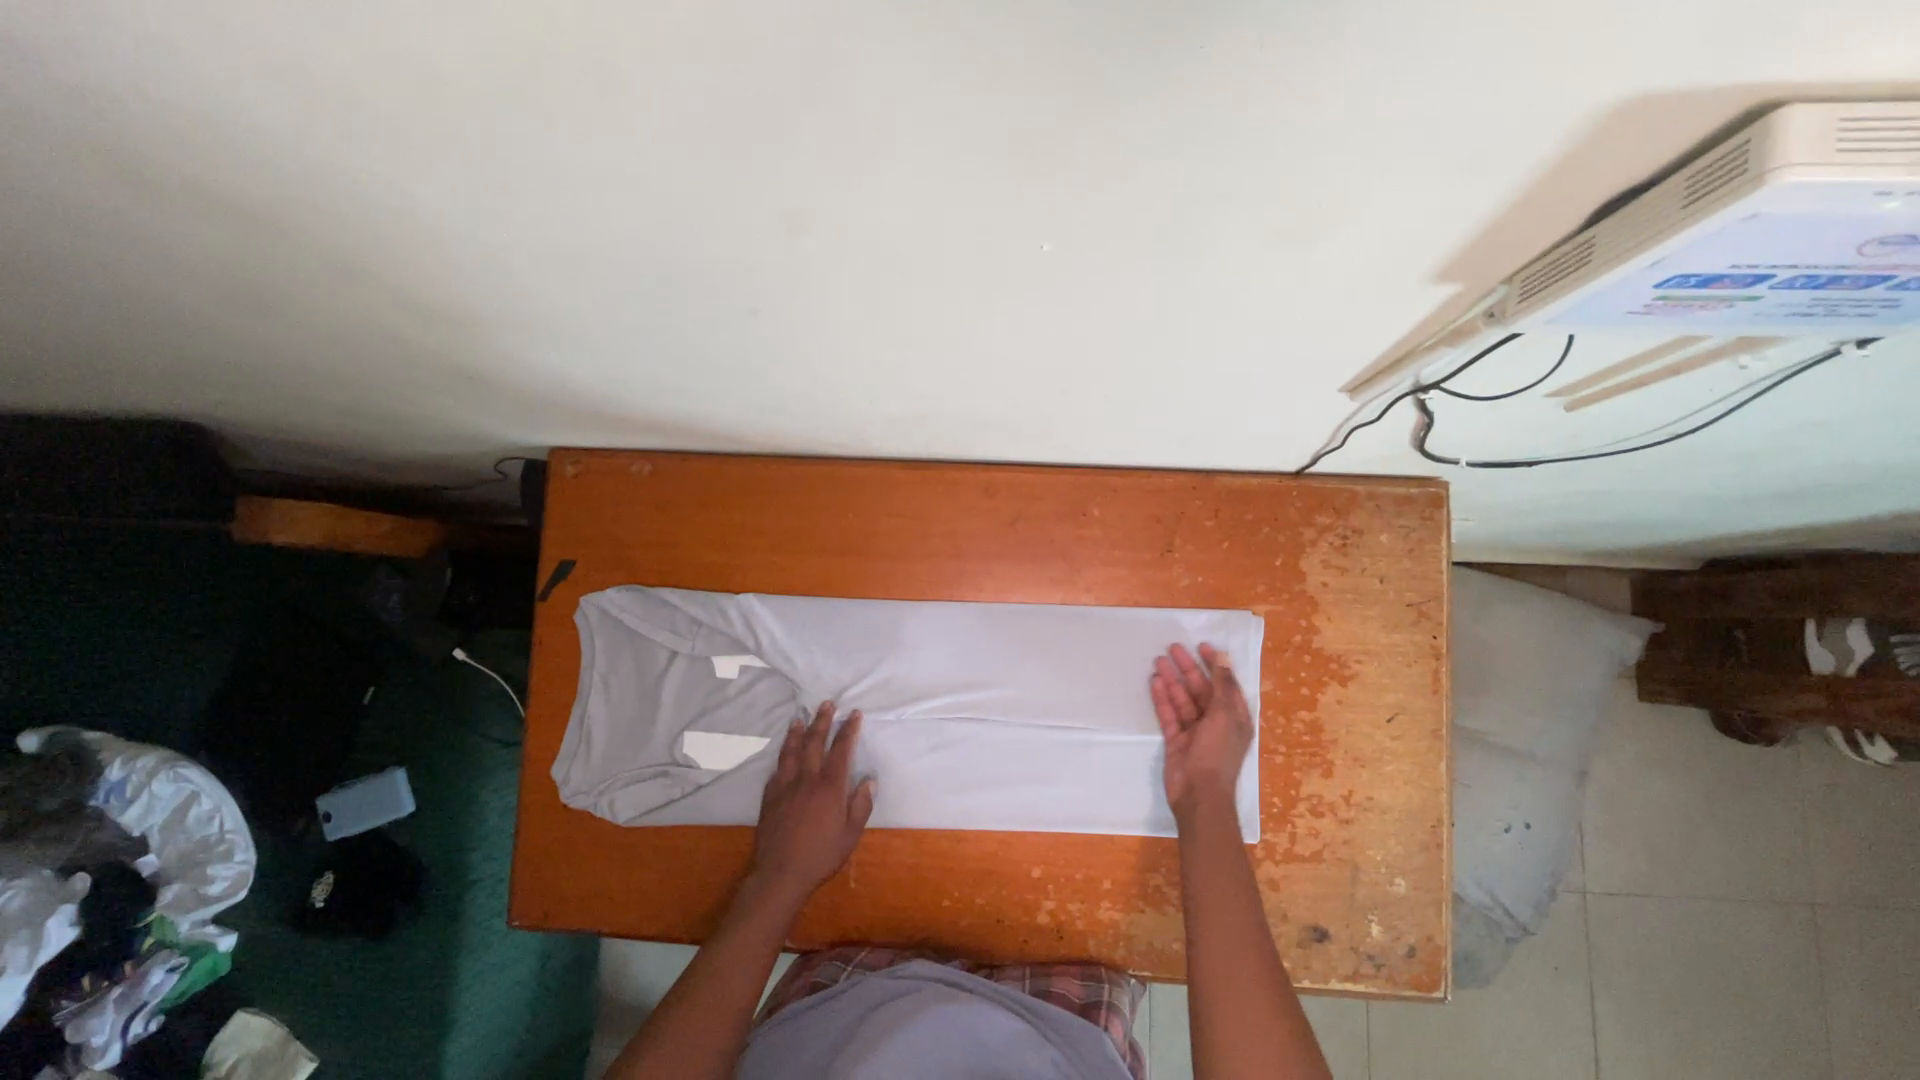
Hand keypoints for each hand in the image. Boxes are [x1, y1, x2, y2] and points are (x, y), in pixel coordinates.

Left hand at [749, 701, 874, 902]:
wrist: (781, 873)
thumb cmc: (821, 855)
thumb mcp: (850, 834)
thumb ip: (861, 805)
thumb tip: (869, 780)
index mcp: (830, 787)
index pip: (841, 750)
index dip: (848, 730)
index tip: (853, 714)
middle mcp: (807, 780)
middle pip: (814, 743)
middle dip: (821, 722)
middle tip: (826, 704)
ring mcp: (785, 787)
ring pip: (791, 753)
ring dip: (797, 734)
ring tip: (799, 719)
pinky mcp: (769, 798)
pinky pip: (776, 772)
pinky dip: (782, 759)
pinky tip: (783, 756)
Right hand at [1150, 643, 1252, 822]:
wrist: (1199, 795)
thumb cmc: (1218, 753)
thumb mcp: (1224, 715)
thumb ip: (1222, 685)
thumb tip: (1224, 657)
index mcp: (1235, 717)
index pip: (1225, 684)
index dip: (1215, 664)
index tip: (1201, 646)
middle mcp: (1216, 722)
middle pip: (1201, 689)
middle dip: (1188, 669)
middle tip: (1172, 648)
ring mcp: (1195, 732)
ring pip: (1183, 701)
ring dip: (1172, 681)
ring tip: (1157, 661)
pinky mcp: (1177, 741)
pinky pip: (1169, 715)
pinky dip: (1163, 700)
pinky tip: (1155, 683)